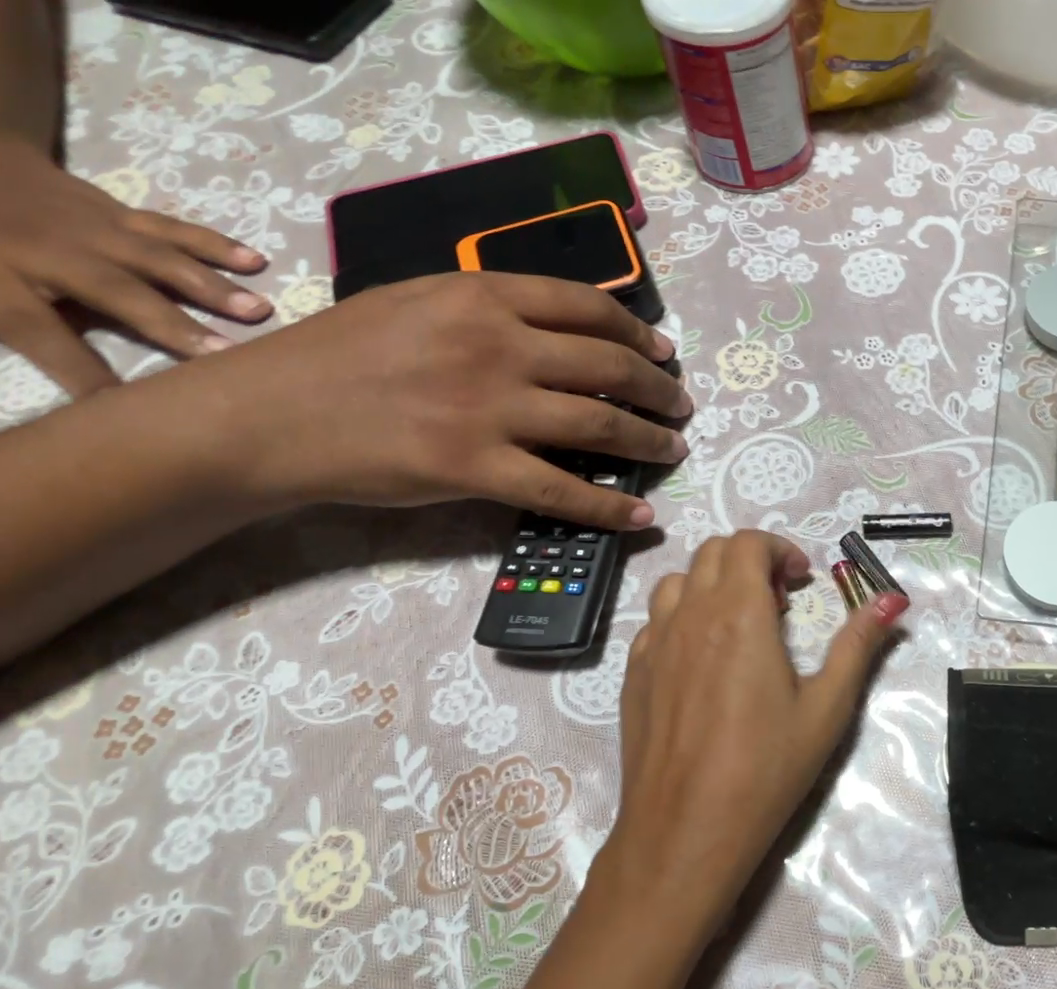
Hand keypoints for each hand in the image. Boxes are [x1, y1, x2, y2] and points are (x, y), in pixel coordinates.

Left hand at [0, 136, 269, 396]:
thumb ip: (24, 327)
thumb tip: (78, 385)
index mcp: (1, 281)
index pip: (44, 336)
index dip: (83, 374)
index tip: (126, 411)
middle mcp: (53, 252)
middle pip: (117, 292)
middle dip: (172, 324)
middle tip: (226, 354)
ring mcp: (91, 227)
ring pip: (156, 257)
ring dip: (212, 285)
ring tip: (259, 308)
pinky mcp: (117, 211)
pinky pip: (170, 227)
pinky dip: (215, 244)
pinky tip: (254, 260)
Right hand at [181, 272, 691, 530]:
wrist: (267, 413)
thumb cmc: (338, 354)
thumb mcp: (417, 303)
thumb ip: (491, 311)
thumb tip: (564, 331)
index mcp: (482, 298)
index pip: (587, 308)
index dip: (638, 332)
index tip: (662, 351)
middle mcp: (495, 347)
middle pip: (609, 368)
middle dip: (659, 389)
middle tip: (681, 406)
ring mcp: (488, 409)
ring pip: (600, 427)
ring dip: (650, 441)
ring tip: (674, 449)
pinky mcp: (474, 467)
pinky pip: (563, 492)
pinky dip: (610, 508)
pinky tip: (640, 516)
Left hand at [607, 531, 905, 922]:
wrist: (685, 831)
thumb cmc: (766, 768)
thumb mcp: (827, 706)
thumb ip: (858, 645)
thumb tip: (893, 599)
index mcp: (739, 615)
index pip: (747, 543)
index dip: (779, 550)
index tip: (802, 581)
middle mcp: (690, 617)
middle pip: (711, 552)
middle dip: (750, 560)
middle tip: (780, 601)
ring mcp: (653, 646)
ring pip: (677, 582)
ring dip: (712, 585)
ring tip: (741, 625)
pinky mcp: (633, 676)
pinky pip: (655, 622)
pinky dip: (684, 618)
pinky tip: (705, 661)